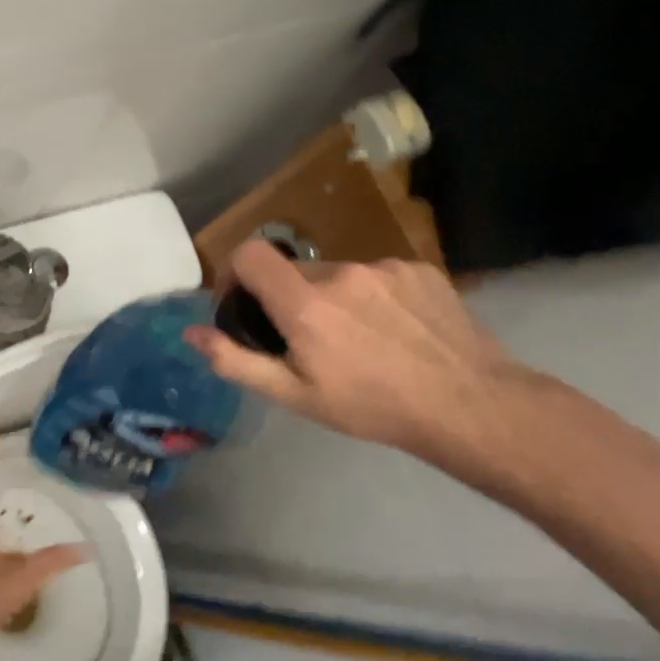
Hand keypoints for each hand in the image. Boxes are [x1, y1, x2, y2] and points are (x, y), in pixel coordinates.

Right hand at [185, 241, 524, 458]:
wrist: (469, 404)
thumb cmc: (369, 406)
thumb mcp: (291, 394)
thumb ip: (234, 360)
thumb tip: (191, 333)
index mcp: (305, 304)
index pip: (251, 254)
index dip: (236, 273)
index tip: (242, 305)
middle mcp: (343, 274)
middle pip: (293, 271)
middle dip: (286, 298)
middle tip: (304, 341)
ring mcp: (386, 268)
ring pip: (336, 275)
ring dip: (331, 299)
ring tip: (354, 340)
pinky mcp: (421, 270)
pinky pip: (375, 276)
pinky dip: (369, 297)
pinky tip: (389, 331)